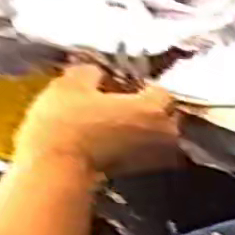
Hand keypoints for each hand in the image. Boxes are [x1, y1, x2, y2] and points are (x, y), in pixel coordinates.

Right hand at [15, 66, 182, 176]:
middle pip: (168, 112)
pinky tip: (121, 134)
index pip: (162, 91)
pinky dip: (145, 139)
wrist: (65, 160)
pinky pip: (158, 146)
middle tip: (121, 99)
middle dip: (149, 105)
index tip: (124, 83)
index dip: (143, 85)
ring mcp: (167, 151)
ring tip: (119, 117)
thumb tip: (98, 69)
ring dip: (148, 123)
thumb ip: (90, 72)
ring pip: (165, 131)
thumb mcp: (70, 85)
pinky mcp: (158, 165)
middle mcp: (170, 131)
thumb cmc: (67, 119)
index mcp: (154, 109)